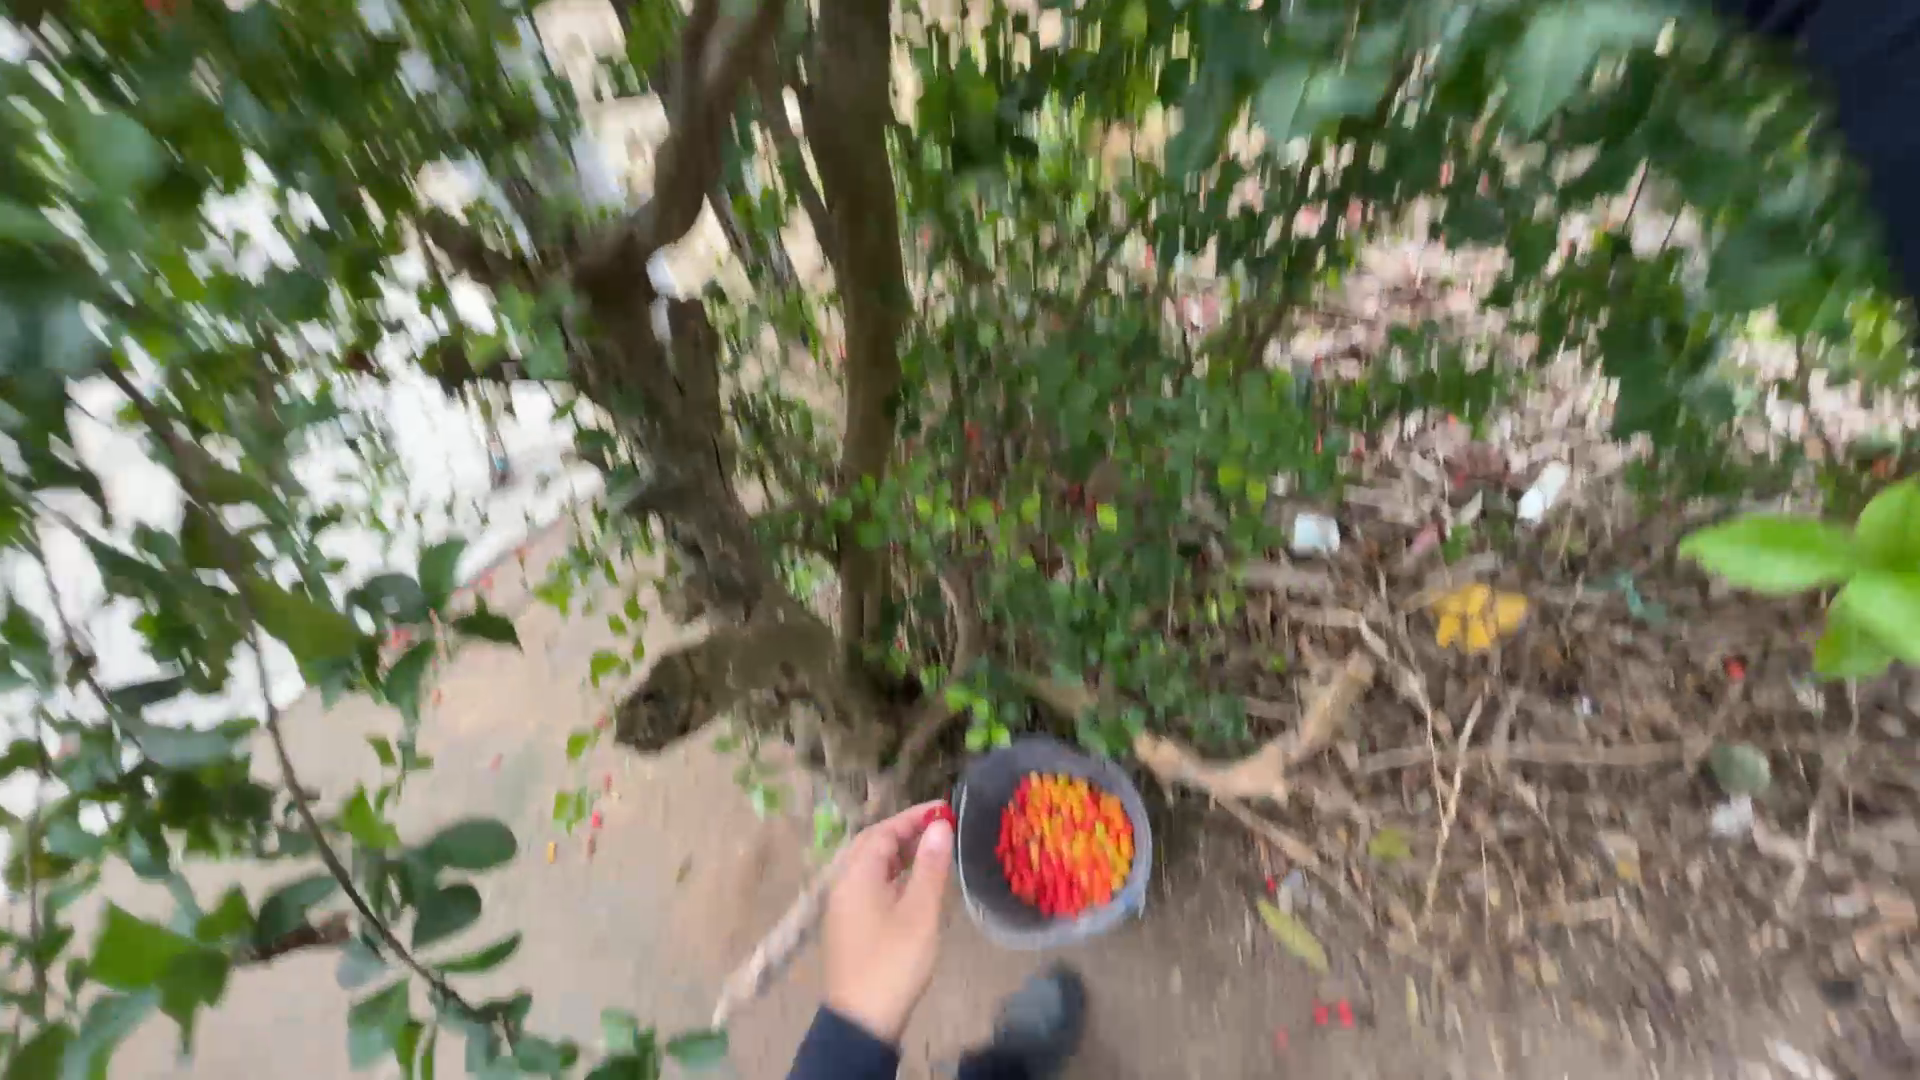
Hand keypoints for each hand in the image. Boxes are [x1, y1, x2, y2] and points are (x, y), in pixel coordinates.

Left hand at [822, 800, 953, 1042]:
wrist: (860, 1023)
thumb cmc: (893, 962)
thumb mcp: (920, 912)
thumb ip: (930, 865)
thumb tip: (940, 825)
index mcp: (856, 874)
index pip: (884, 830)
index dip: (914, 816)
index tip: (944, 809)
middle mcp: (843, 883)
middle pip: (873, 843)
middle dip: (905, 830)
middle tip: (938, 826)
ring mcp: (843, 905)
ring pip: (870, 865)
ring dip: (898, 852)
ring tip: (931, 849)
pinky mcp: (848, 924)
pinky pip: (869, 883)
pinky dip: (891, 873)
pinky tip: (912, 883)